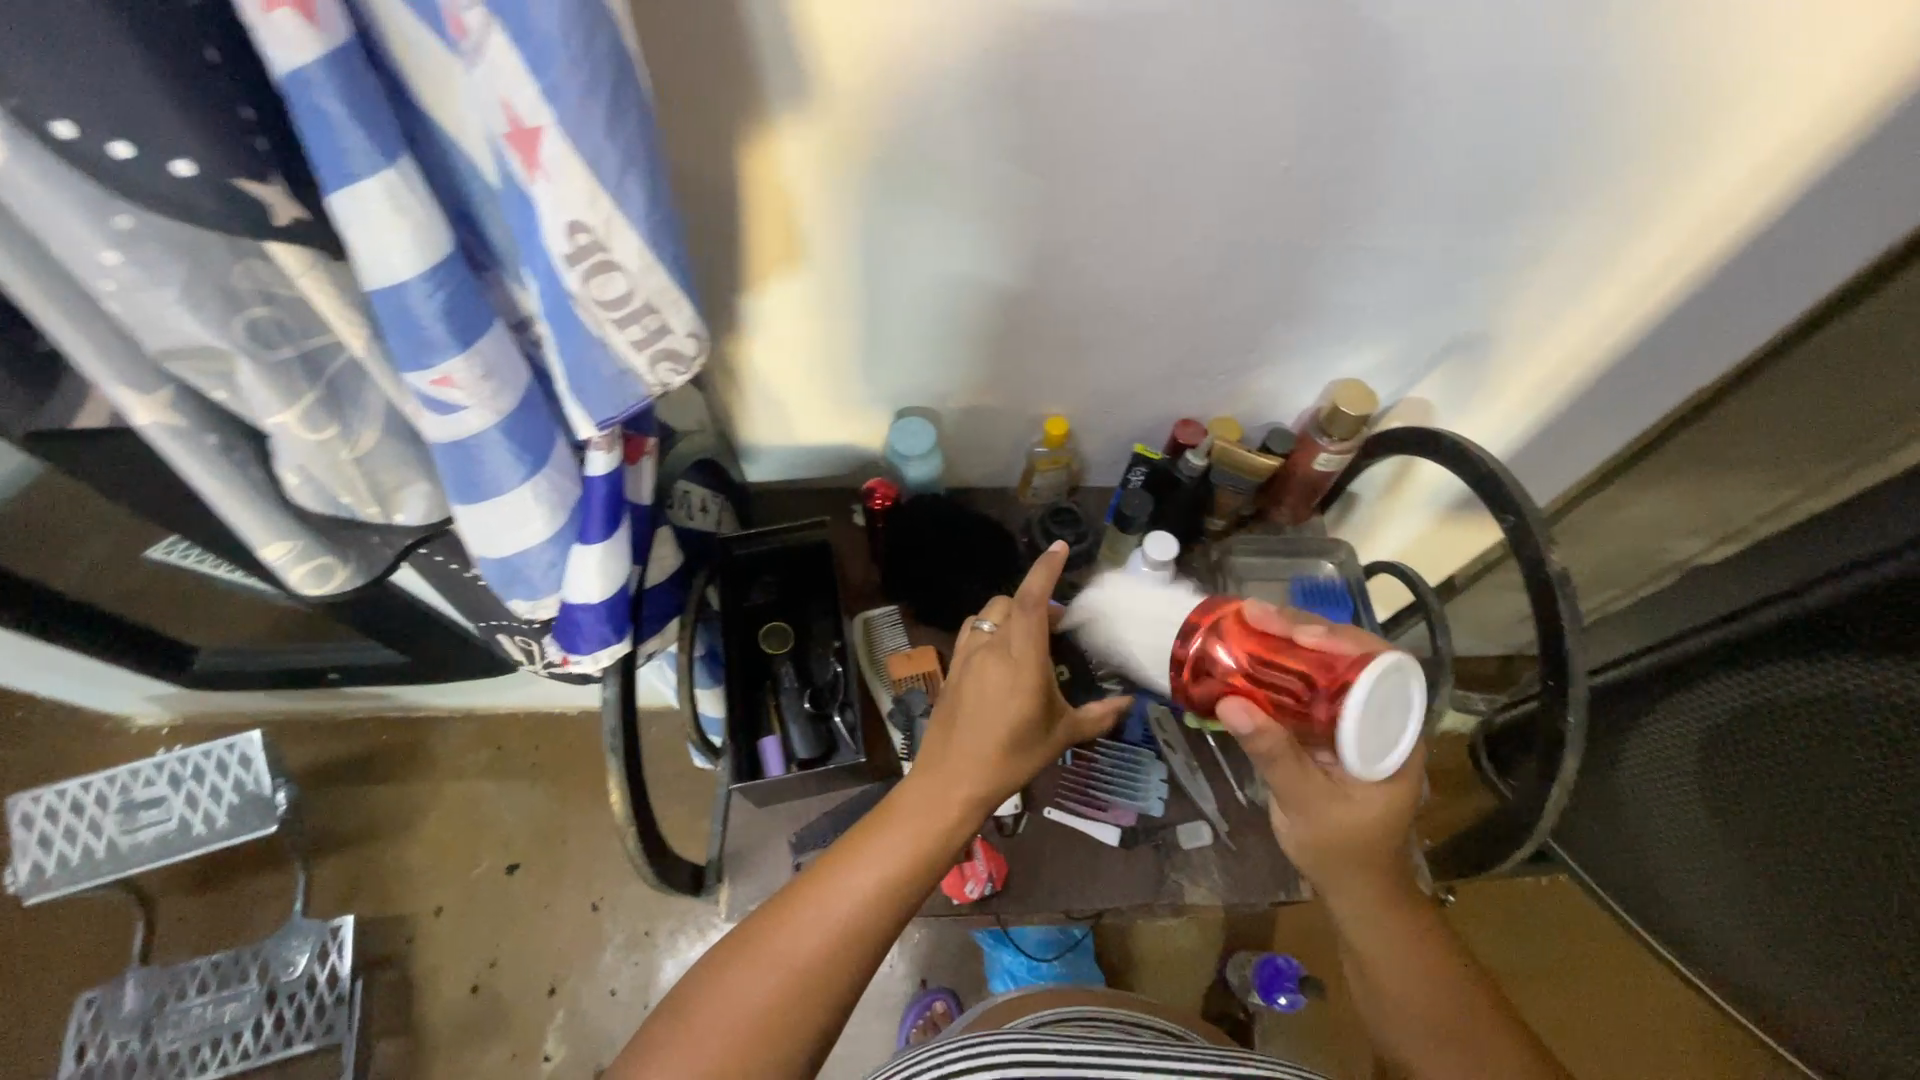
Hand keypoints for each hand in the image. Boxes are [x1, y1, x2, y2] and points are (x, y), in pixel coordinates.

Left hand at [909, 541, 1132, 816]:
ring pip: (988, 614)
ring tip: (1029, 637)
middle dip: (1034, 600)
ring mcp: (967, 656)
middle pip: (1010, 602)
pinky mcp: (951, 667)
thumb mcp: (1061, 736)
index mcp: (1022, 658)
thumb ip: (1097, 715)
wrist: (951, 779)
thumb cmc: (1012, 757)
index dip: (1045, 569)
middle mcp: (992, 647)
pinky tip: (1000, 653)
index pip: (1031, 600)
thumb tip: (1128, 703)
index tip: (1060, 548)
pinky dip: (990, 628)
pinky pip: (972, 632)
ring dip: (1010, 613)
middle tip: (1057, 626)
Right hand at [1216, 600, 1424, 905]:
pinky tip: (1246, 653)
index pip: (1383, 669)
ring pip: (1324, 666)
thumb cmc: (1342, 850)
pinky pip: (1303, 687)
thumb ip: (1274, 754)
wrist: (1351, 885)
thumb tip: (1230, 704)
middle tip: (1258, 614)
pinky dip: (1276, 668)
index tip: (1301, 635)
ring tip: (1247, 621)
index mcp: (1394, 734)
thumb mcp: (1306, 803)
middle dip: (1305, 631)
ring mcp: (1351, 720)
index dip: (1344, 643)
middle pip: (1349, 657)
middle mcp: (1378, 717)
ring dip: (1287, 643)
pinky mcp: (1324, 727)